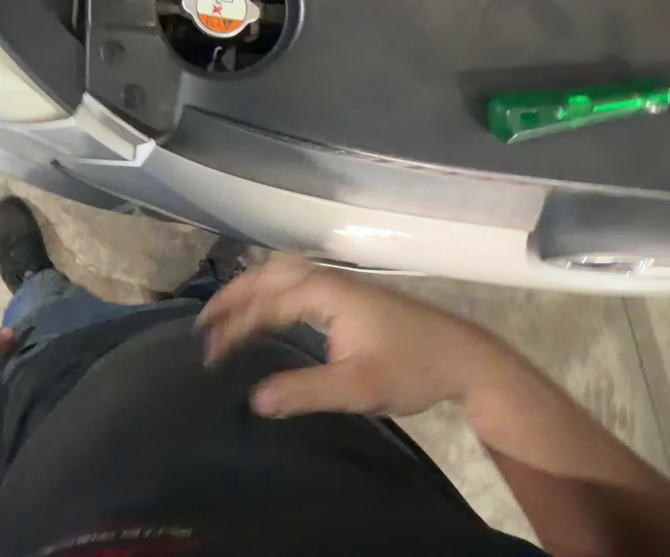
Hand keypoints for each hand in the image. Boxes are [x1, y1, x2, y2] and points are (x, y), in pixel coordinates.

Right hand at [197, 255, 514, 418]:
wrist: (464, 357)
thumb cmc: (412, 369)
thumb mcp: (358, 388)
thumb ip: (304, 391)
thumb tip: (254, 399)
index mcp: (325, 292)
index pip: (265, 303)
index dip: (234, 325)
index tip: (209, 351)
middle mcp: (326, 277)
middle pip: (267, 274)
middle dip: (233, 295)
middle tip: (205, 323)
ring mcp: (338, 280)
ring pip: (281, 270)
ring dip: (250, 286)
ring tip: (226, 311)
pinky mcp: (347, 290)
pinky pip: (295, 277)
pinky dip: (269, 286)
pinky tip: (267, 304)